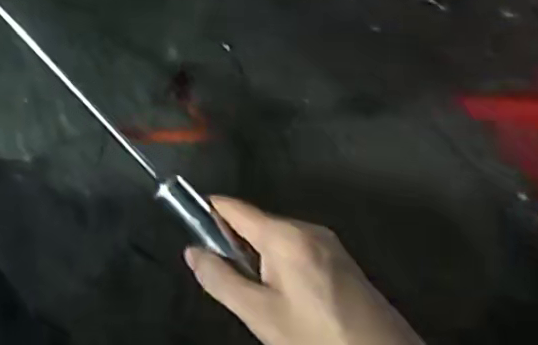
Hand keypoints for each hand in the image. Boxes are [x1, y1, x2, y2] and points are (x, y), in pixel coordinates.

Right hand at [186, 197, 421, 344]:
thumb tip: (191, 251)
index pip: (232, 206)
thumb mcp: (263, 319)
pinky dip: (286, 271)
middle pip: (255, 224)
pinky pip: (301, 254)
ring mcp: (330, 245)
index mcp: (284, 234)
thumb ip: (222, 281)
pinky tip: (297, 311)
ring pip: (278, 242)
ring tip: (269, 308)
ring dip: (263, 263)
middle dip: (238, 248)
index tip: (191, 233)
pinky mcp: (346, 266)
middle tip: (237, 291)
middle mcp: (307, 228)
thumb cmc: (321, 342)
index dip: (207, 214)